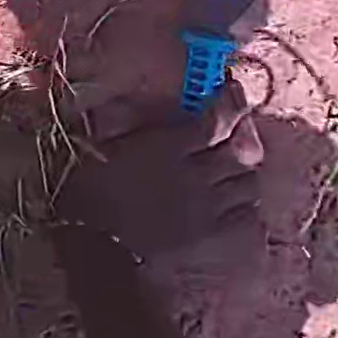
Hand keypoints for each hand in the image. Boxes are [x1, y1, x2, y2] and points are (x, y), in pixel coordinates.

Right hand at [56, 80, 263, 259]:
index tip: (230, 89)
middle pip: (242, 151)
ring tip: (226, 167)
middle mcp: (195, 175)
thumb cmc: (88, 193)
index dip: (229, 102)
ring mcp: (209, 207)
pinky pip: (247, 215)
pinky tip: (226, 201)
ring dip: (241, 171)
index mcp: (165, 149)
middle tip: (232, 128)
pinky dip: (242, 204)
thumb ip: (122, 125)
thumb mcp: (96, 149)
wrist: (99, 249)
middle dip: (241, 135)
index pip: (214, 121)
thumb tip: (129, 101)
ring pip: (248, 182)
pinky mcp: (213, 235)